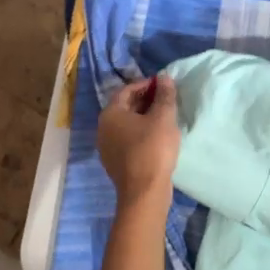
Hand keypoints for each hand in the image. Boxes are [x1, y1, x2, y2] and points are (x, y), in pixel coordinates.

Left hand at [98, 76, 180, 208]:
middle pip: (125, 107)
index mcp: (110, 114)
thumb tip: (164, 78)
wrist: (144, 191)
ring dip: (144, 117)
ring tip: (165, 117)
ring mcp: (107, 147)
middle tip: (166, 100)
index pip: (126, 90)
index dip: (146, 84)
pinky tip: (158, 137)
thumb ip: (164, 95)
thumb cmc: (153, 148)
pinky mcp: (115, 162)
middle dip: (145, 100)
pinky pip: (127, 140)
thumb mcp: (164, 117)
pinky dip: (141, 133)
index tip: (164, 86)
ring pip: (126, 125)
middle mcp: (103, 128)